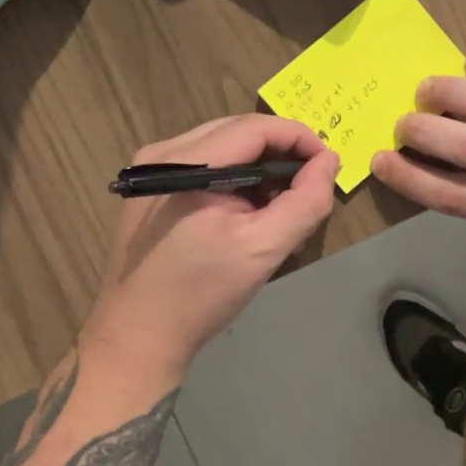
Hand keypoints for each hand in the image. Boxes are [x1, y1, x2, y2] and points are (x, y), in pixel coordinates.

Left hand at [86, 115, 339, 370]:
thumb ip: (304, 202)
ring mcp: (154, 169)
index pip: (256, 127)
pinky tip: (250, 214)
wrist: (136, 338)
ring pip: (225, 147)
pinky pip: (208, 165)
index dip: (299, 138)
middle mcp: (164, 153)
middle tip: (309, 187)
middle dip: (281, 154)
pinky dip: (237, 180)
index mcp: (187, 162)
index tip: (328, 165)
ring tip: (282, 207)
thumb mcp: (263, 249)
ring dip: (260, 168)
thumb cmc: (200, 293)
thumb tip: (329, 160)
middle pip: (240, 132)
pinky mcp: (153, 188)